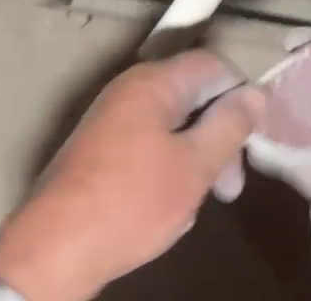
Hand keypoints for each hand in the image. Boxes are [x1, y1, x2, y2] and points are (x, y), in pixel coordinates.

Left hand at [0, 50, 265, 300]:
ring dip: (196, 157)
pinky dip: (170, 167)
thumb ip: (228, 127)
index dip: (241, 95)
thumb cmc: (131, 201)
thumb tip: (255, 93)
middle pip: (192, 94)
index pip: (212, 65)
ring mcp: (112, 117)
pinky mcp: (101, 147)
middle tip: (231, 188)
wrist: (56, 246)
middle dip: (219, 136)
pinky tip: (171, 205)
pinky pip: (149, 143)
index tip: (254, 142)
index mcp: (153, 82)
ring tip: (200, 201)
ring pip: (173, 124)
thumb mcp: (193, 166)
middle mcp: (130, 88)